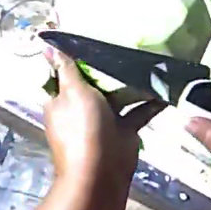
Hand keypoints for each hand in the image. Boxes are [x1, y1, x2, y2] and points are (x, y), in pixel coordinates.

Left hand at [43, 50, 156, 191]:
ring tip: (150, 61)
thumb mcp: (72, 91)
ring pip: (118, 95)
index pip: (64, 72)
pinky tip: (165, 89)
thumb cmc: (83, 128)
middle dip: (108, 67)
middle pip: (94, 81)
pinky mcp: (123, 130)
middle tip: (129, 42)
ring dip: (132, 83)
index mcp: (61, 98)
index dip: (75, 56)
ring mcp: (103, 120)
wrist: (101, 173)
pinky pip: (137, 112)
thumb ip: (66, 68)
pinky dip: (150, 103)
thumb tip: (45, 45)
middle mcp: (80, 107)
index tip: (93, 35)